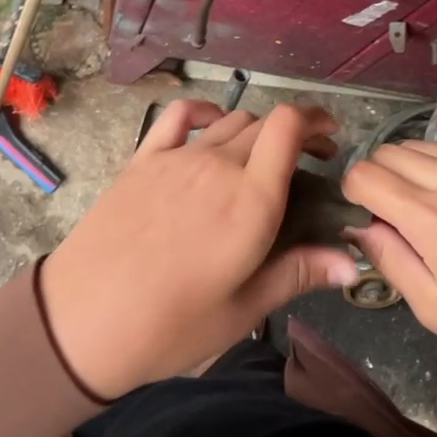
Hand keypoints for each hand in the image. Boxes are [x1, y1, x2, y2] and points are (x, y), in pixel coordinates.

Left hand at [39, 100, 359, 397]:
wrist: (83, 320)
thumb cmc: (172, 325)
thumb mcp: (243, 309)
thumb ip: (298, 273)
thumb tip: (353, 264)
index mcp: (250, 200)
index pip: (289, 127)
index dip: (316, 120)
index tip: (331, 138)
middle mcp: (217, 165)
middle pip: (265, 124)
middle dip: (295, 134)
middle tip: (308, 163)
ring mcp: (176, 157)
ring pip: (229, 122)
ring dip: (256, 131)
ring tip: (264, 158)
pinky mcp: (143, 159)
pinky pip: (179, 116)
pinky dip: (203, 111)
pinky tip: (210, 125)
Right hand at [342, 141, 436, 393]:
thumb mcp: (432, 308)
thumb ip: (386, 256)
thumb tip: (356, 221)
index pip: (366, 175)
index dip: (356, 194)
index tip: (367, 216)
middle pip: (390, 153)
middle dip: (382, 180)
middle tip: (400, 217)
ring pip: (422, 146)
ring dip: (414, 173)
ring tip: (435, 210)